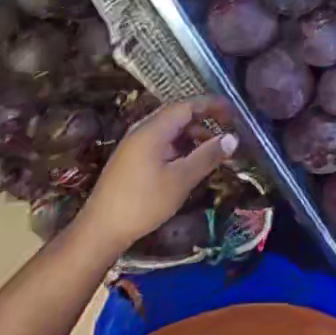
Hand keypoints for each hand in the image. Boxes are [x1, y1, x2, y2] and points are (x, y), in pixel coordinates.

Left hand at [75, 97, 238, 249]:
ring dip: (193, 135)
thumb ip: (207, 156)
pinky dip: (180, 147)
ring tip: (213, 151)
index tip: (234, 112)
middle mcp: (142, 130)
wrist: (101, 228)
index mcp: (153, 129)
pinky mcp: (131, 159)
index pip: (187, 105)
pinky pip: (161, 143)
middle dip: (204, 120)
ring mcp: (134, 145)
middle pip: (178, 115)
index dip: (212, 105)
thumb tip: (232, 138)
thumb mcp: (181, 180)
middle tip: (227, 130)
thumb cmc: (144, 202)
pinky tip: (190, 163)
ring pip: (169, 130)